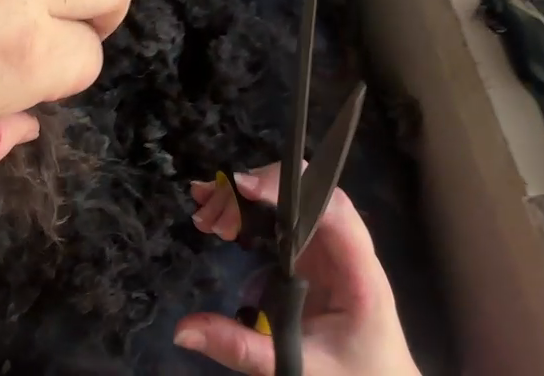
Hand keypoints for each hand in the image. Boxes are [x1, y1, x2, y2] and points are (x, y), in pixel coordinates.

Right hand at [177, 165, 420, 375]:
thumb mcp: (300, 369)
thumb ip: (244, 349)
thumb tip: (184, 329)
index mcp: (359, 272)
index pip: (333, 208)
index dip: (291, 187)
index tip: (242, 187)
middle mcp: (343, 250)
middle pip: (302, 196)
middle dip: (252, 194)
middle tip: (210, 213)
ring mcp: (326, 251)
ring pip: (286, 204)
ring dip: (244, 201)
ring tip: (204, 214)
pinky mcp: (309, 258)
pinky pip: (278, 223)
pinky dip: (247, 215)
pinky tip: (216, 219)